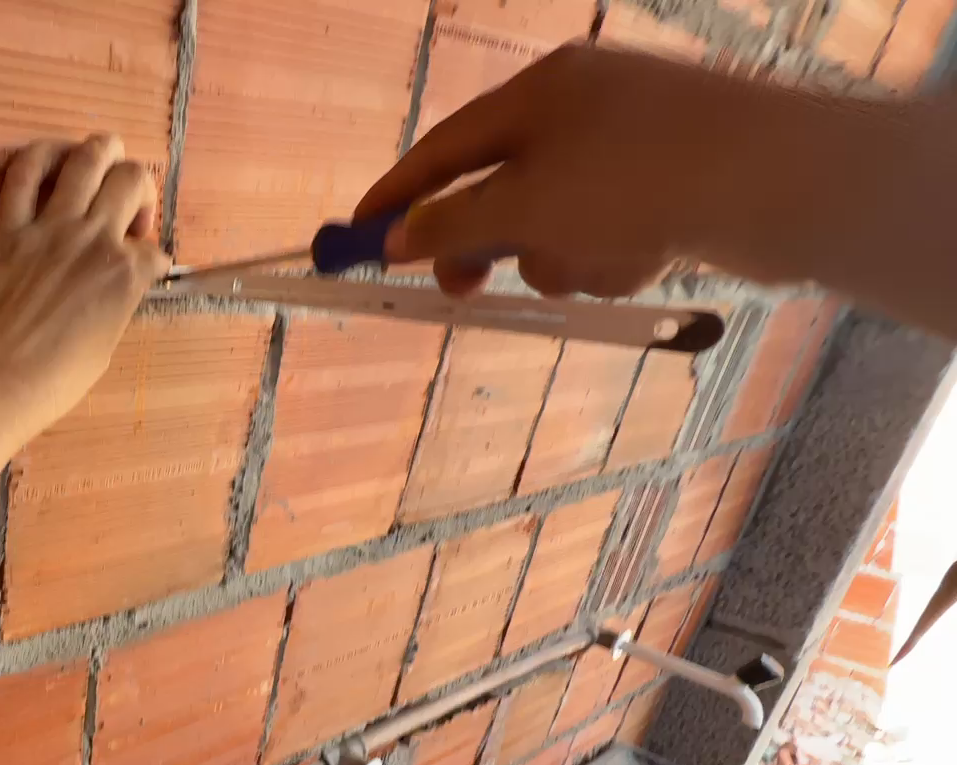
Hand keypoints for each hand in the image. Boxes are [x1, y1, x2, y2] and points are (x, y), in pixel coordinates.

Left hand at [0, 134, 170, 442]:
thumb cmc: (50, 385)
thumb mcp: (104, 350)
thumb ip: (116, 306)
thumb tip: (119, 289)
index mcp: (124, 276)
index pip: (154, 250)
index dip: (152, 259)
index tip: (143, 269)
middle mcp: (93, 239)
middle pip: (131, 181)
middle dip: (139, 191)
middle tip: (127, 214)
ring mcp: (48, 228)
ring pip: (88, 158)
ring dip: (104, 151)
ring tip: (105, 159)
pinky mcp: (6, 228)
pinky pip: (24, 172)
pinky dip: (41, 156)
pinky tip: (52, 160)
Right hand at [359, 46, 808, 296]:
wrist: (789, 184)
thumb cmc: (631, 183)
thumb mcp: (518, 210)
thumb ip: (444, 229)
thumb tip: (394, 241)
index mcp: (538, 94)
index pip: (438, 150)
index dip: (391, 197)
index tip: (355, 236)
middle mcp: (577, 109)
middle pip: (490, 190)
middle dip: (479, 244)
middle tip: (458, 288)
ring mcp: (624, 143)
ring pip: (544, 222)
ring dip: (554, 256)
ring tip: (593, 262)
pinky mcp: (663, 179)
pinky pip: (595, 230)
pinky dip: (603, 254)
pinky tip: (641, 255)